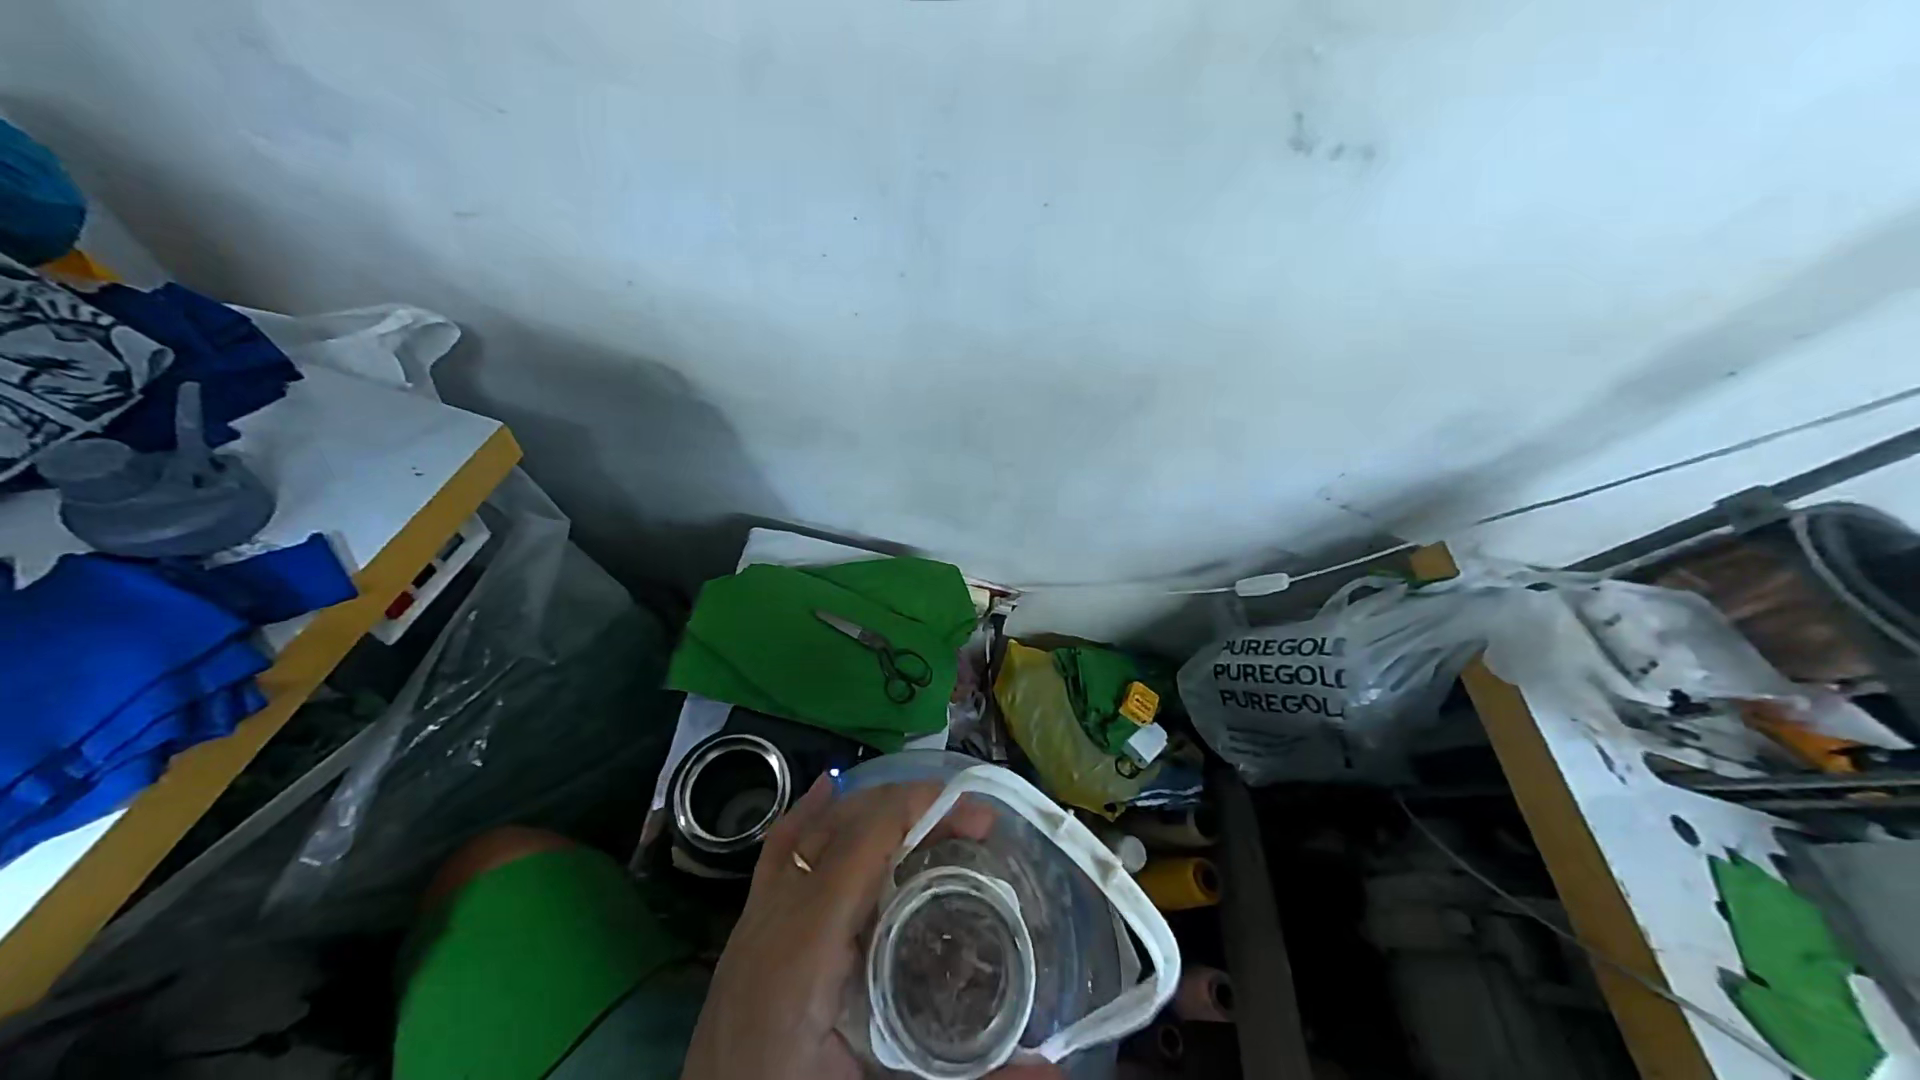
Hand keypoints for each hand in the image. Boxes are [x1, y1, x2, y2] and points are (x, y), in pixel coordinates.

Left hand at [681, 774, 1060, 1079]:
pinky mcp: (748, 928)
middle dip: (912, 805)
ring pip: (813, 829)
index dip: (922, 809)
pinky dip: (809, 814)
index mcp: (806, 948)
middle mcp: (776, 915)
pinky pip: (778, 850)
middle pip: (845, 825)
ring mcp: (755, 917)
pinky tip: (829, 791)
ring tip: (928, 810)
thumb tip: (1055, 1078)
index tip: (978, 818)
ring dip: (873, 807)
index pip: (865, 842)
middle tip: (971, 822)